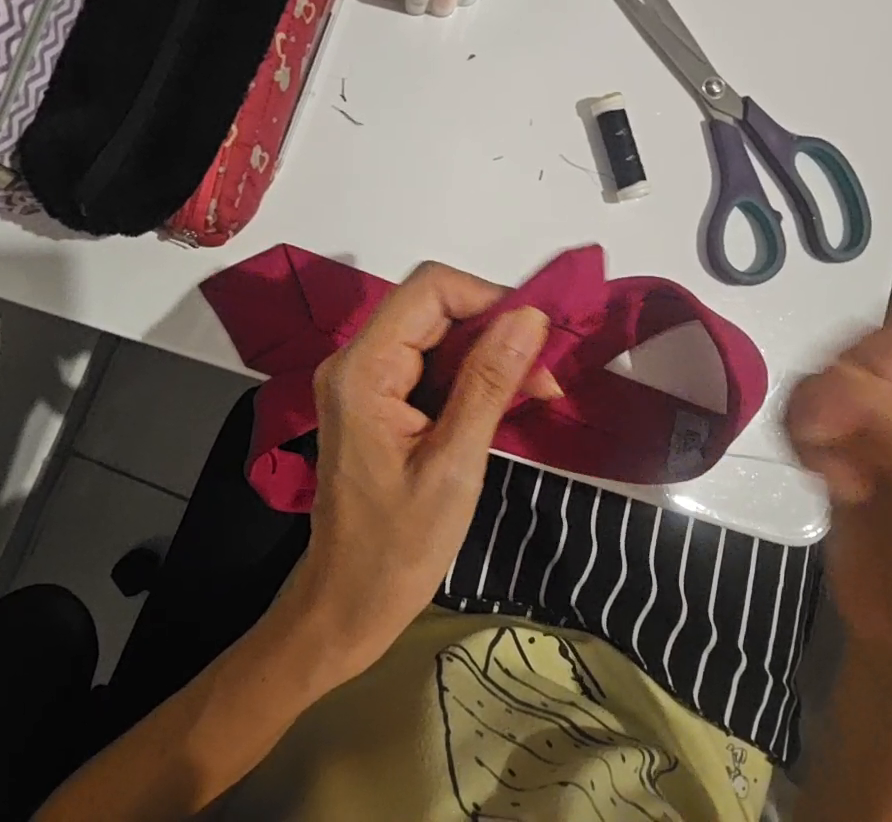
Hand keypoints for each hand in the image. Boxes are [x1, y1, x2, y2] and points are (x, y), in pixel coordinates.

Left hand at [277, 263, 559, 681]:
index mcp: (363, 370)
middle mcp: (353, 362)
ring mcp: (360, 381)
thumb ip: (488, 383)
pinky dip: (466, 377)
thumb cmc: (399, 548)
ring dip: (486, 356)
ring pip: (434, 336)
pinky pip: (425, 367)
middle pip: (431, 308)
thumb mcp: (454, 464)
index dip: (489, 298)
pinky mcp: (373, 401)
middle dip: (494, 329)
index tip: (539, 339)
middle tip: (544, 379)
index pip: (430, 289)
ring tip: (534, 394)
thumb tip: (530, 316)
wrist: (347, 602)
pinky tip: (501, 404)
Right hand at [785, 298, 891, 736]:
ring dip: (815, 413)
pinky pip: (808, 411)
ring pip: (833, 375)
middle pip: (878, 345)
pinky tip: (822, 475)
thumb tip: (841, 378)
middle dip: (843, 387)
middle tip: (829, 440)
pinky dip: (802, 434)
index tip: (857, 386)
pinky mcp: (849, 450)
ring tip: (828, 469)